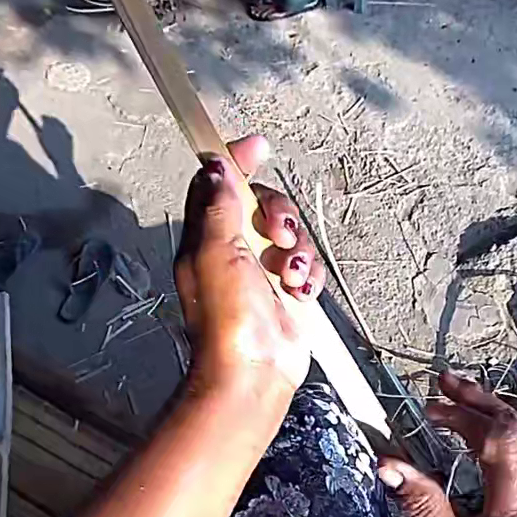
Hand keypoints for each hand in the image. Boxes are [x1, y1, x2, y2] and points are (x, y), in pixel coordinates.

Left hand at [175, 134, 326, 402]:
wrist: (254, 370)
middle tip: (280, 235)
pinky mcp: (287, 289)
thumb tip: (217, 167)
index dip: (236, 160)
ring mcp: (262, 270)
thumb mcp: (216, 254)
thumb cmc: (228, 318)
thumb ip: (219, 207)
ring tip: (290, 277)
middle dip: (279, 214)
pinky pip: (307, 265)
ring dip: (298, 252)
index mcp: (207, 237)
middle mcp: (233, 249)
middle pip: (263, 205)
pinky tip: (300, 293)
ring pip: (291, 234)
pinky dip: (309, 276)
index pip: (218, 184)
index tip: (258, 146)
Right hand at [378, 374, 516, 516]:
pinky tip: (479, 434)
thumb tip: (390, 467)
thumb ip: (424, 507)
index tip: (432, 407)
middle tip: (445, 384)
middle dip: (480, 402)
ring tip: (459, 398)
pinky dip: (503, 434)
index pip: (502, 440)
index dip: (466, 415)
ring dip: (494, 414)